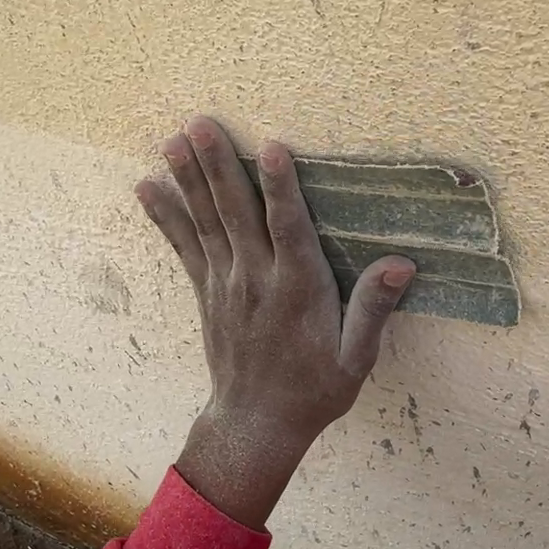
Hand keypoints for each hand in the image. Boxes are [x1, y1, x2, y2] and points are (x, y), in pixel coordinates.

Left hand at [135, 116, 415, 528]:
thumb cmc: (314, 390)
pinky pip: (182, 247)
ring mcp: (224, 283)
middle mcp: (255, 279)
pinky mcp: (204, 291)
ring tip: (172, 141)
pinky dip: (164, 216)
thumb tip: (401, 264)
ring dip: (189, 180)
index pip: (289, 229)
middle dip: (219, 166)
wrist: (255, 424)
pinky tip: (146, 187)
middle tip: (201, 125)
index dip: (281, 187)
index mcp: (297, 290)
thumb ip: (373, 309)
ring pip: (206, 222)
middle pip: (236, 214)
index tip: (271, 147)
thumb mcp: (355, 359)